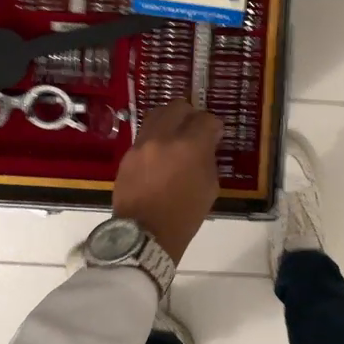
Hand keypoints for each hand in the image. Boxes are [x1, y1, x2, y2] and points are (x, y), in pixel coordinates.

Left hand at [112, 99, 223, 262]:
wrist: (145, 235)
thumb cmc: (184, 216)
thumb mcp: (209, 187)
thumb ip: (208, 158)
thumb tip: (207, 142)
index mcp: (189, 146)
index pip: (205, 119)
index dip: (214, 125)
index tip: (216, 133)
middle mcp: (163, 138)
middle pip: (178, 107)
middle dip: (191, 114)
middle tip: (195, 128)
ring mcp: (141, 145)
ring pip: (156, 116)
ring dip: (170, 121)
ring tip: (176, 136)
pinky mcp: (127, 155)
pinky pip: (144, 136)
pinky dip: (155, 138)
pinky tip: (160, 154)